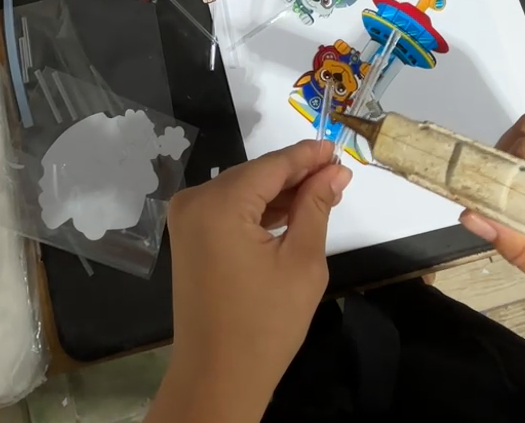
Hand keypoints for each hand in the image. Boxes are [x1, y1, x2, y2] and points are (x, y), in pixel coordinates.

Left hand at [150, 140, 351, 421]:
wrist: (217, 377)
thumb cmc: (265, 324)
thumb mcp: (301, 262)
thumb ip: (315, 208)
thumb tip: (334, 172)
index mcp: (218, 203)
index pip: (271, 166)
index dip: (306, 156)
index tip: (336, 147)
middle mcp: (195, 199)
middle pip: (255, 175)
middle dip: (296, 174)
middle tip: (337, 172)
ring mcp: (188, 217)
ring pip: (243, 190)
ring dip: (280, 192)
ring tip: (323, 190)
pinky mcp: (189, 234)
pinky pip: (229, 208)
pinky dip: (259, 209)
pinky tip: (291, 210)